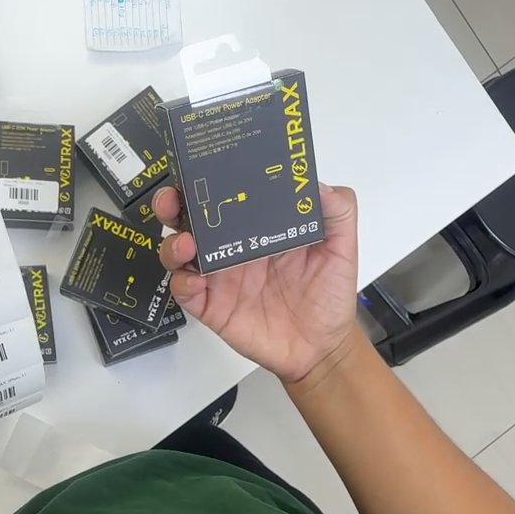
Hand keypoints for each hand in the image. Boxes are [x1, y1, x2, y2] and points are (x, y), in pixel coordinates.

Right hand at [155, 183, 363, 385]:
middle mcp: (231, 248)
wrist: (322, 347)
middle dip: (173, 204)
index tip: (199, 165)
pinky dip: (182, 284)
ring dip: (174, 244)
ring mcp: (219, 278)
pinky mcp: (212, 308)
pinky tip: (193, 281)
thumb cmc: (328, 296)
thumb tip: (314, 181)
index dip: (205, 179)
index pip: (223, 195)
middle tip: (173, 201)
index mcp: (257, 227)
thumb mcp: (341, 247)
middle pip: (190, 219)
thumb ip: (337, 211)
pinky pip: (185, 293)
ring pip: (179, 254)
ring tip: (186, 245)